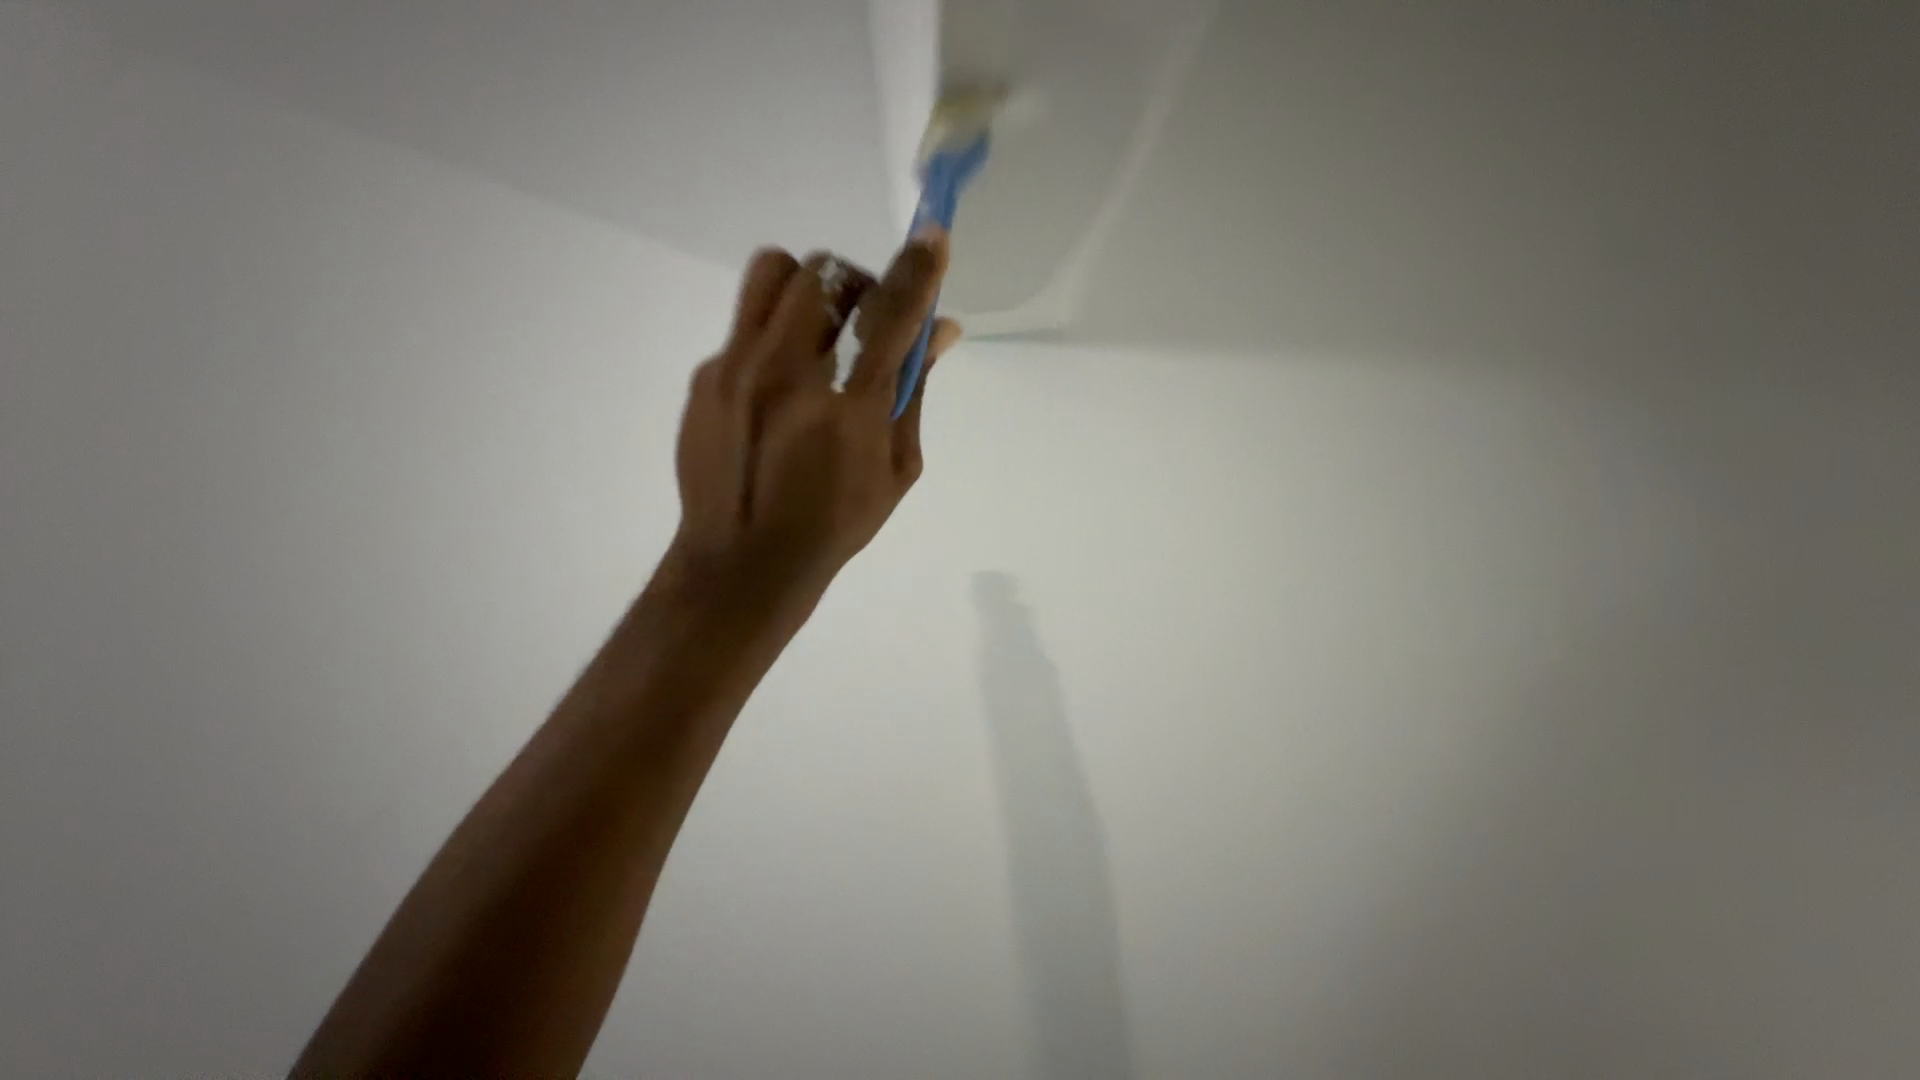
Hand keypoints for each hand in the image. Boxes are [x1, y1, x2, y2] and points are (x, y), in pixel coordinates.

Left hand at [667, 233, 959, 604]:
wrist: (744, 561)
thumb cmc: (835, 523)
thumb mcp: (897, 467)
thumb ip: (914, 391)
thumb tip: (940, 330)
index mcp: (850, 404)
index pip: (892, 312)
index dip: (918, 268)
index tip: (932, 236)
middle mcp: (791, 372)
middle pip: (827, 273)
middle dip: (858, 285)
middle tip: (864, 322)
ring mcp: (740, 368)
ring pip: (775, 273)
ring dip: (809, 289)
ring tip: (816, 331)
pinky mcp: (707, 375)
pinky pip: (745, 323)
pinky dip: (773, 336)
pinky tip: (775, 386)